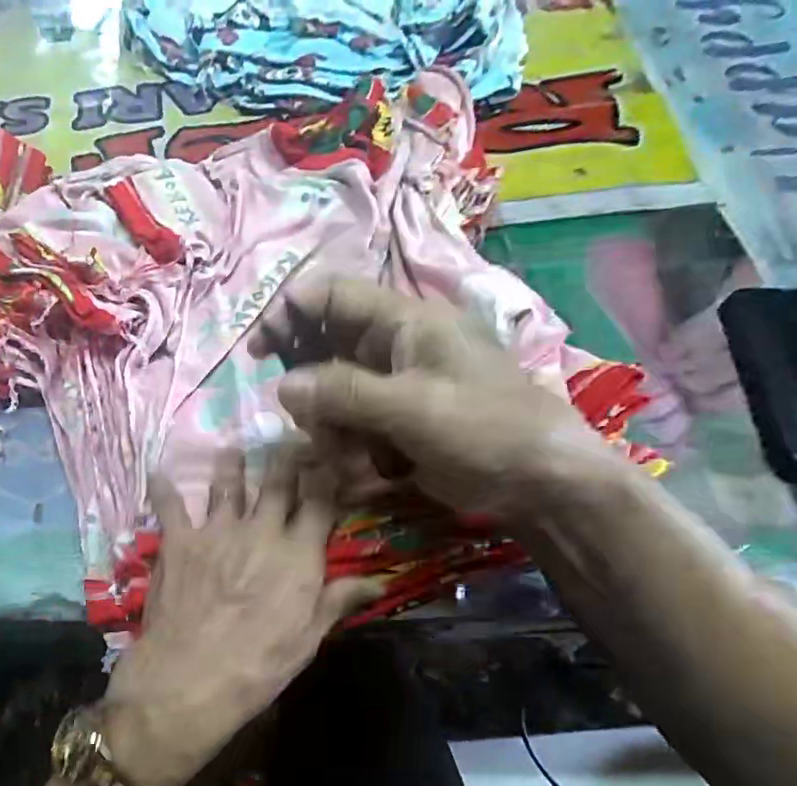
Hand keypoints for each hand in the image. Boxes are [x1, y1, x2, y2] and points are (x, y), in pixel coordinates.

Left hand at [101, 448, 380, 785]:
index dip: (328, 475)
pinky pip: (170, 505)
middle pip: (277, 484)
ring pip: (227, 486)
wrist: (192, 674)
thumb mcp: (308, 637)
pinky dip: (164, 487)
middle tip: (288, 438)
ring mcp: (216, 532)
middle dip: (286, 458)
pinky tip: (157, 471)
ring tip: (233, 446)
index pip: (321, 502)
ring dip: (232, 464)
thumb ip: (338, 600)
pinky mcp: (178, 541)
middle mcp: (260, 531)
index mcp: (299, 554)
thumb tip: (378, 581)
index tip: (330, 454)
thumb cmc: (259, 664)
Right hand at [253, 277, 626, 521]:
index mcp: (405, 321)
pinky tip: (361, 466)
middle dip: (307, 387)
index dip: (289, 311)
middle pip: (320, 347)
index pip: (331, 294)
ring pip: (326, 392)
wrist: (538, 480)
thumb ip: (344, 393)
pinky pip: (343, 421)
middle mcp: (391, 346)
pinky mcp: (390, 419)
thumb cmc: (486, 428)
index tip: (258, 350)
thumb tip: (282, 386)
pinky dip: (341, 443)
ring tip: (346, 454)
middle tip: (310, 422)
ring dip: (324, 424)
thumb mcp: (413, 407)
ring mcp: (389, 385)